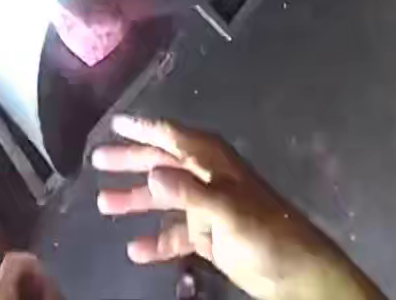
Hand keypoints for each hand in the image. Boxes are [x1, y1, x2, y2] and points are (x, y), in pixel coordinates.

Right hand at [93, 115, 384, 299]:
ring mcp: (205, 206)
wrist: (298, 274)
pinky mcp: (208, 236)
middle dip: (129, 160)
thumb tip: (151, 171)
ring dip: (134, 200)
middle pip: (159, 162)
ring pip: (162, 197)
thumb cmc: (265, 230)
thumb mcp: (226, 208)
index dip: (142, 127)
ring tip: (103, 204)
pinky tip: (134, 249)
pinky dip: (155, 241)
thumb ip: (189, 190)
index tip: (115, 122)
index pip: (170, 135)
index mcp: (209, 158)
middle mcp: (203, 175)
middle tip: (97, 160)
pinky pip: (173, 235)